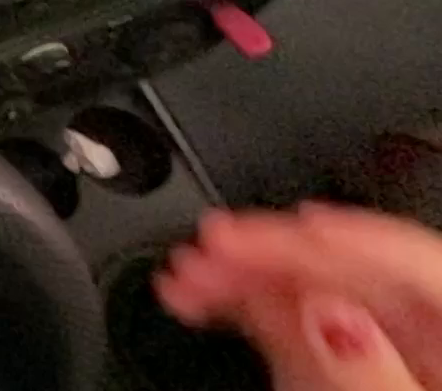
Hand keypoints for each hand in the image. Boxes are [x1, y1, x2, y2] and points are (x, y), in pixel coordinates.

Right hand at [158, 203, 441, 388]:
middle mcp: (434, 352)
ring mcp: (391, 360)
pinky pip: (290, 316)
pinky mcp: (346, 369)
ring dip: (236, 275)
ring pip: (310, 289)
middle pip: (357, 278)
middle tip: (199, 253)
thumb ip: (372, 383)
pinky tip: (197, 298)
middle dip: (268, 257)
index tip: (275, 224)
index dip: (356, 239)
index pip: (423, 271)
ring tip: (181, 278)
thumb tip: (327, 311)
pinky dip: (237, 301)